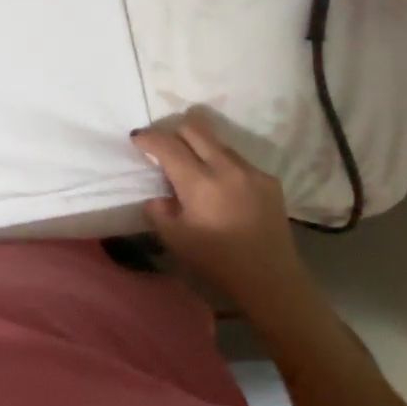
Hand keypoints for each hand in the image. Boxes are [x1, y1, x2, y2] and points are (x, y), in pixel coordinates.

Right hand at [131, 109, 306, 300]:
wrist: (269, 277)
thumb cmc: (216, 261)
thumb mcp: (174, 239)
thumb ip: (159, 211)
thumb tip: (159, 196)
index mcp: (199, 183)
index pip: (168, 145)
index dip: (149, 138)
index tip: (137, 137)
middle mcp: (227, 167)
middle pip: (196, 128)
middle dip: (174, 130)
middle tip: (163, 143)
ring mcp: (252, 171)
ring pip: (219, 142)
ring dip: (200, 146)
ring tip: (192, 165)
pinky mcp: (269, 180)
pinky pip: (239, 161)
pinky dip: (222, 164)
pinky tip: (221, 187)